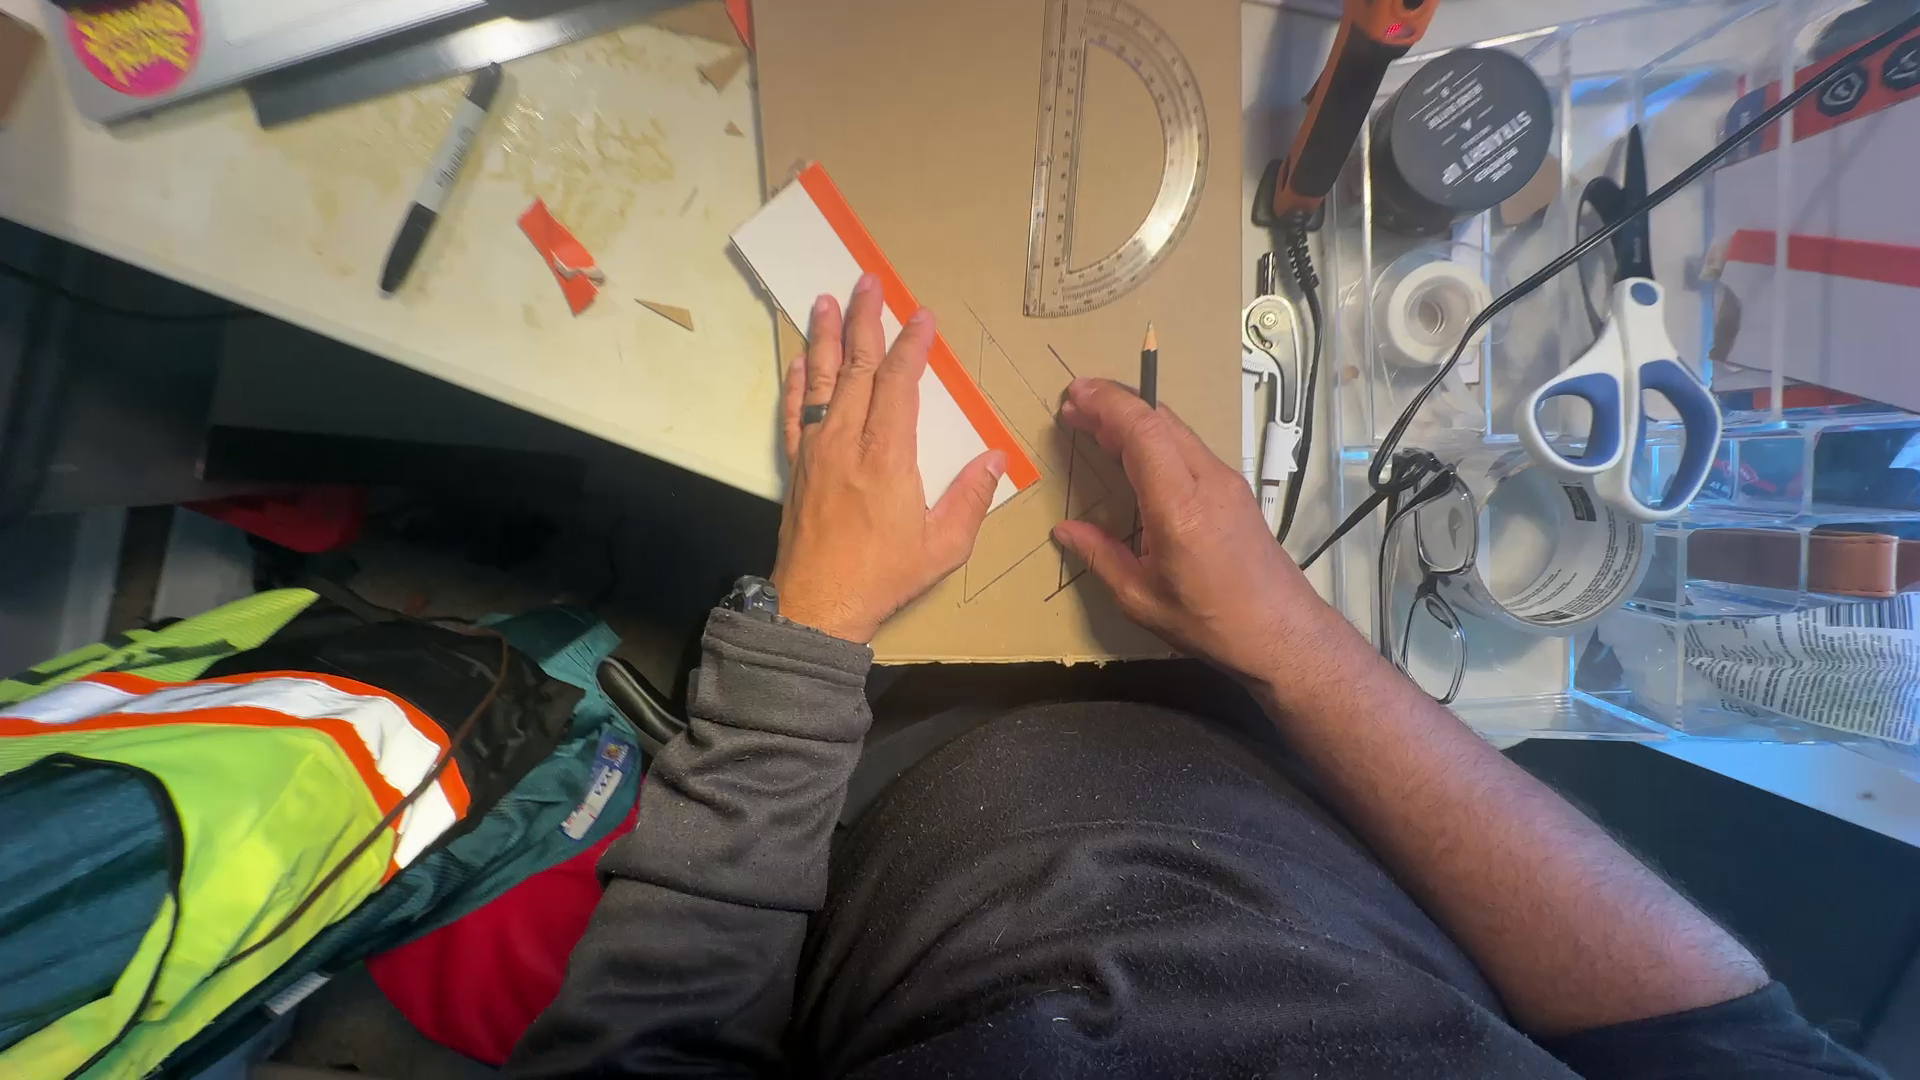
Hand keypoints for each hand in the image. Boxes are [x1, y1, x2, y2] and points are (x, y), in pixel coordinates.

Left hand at [772, 274, 1006, 642]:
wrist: (818, 607)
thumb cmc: (884, 577)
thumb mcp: (944, 546)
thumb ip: (971, 498)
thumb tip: (996, 458)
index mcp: (887, 456)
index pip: (899, 383)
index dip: (912, 345)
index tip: (921, 316)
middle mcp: (847, 441)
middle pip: (855, 367)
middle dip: (864, 320)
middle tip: (867, 282)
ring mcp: (816, 451)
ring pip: (819, 380)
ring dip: (822, 337)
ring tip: (824, 300)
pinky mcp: (796, 466)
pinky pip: (794, 414)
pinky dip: (795, 382)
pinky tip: (796, 361)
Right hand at [1051, 377, 1342, 683]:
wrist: (1281, 633)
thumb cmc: (1210, 622)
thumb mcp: (1141, 597)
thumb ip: (1100, 556)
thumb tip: (1064, 530)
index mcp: (1179, 509)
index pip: (1145, 432)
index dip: (1108, 405)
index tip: (1075, 396)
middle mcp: (1207, 482)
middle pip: (1160, 420)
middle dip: (1113, 404)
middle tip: (1074, 408)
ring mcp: (1225, 482)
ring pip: (1175, 429)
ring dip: (1133, 419)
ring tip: (1094, 425)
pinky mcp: (1233, 489)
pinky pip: (1187, 447)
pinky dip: (1153, 437)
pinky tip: (1131, 453)